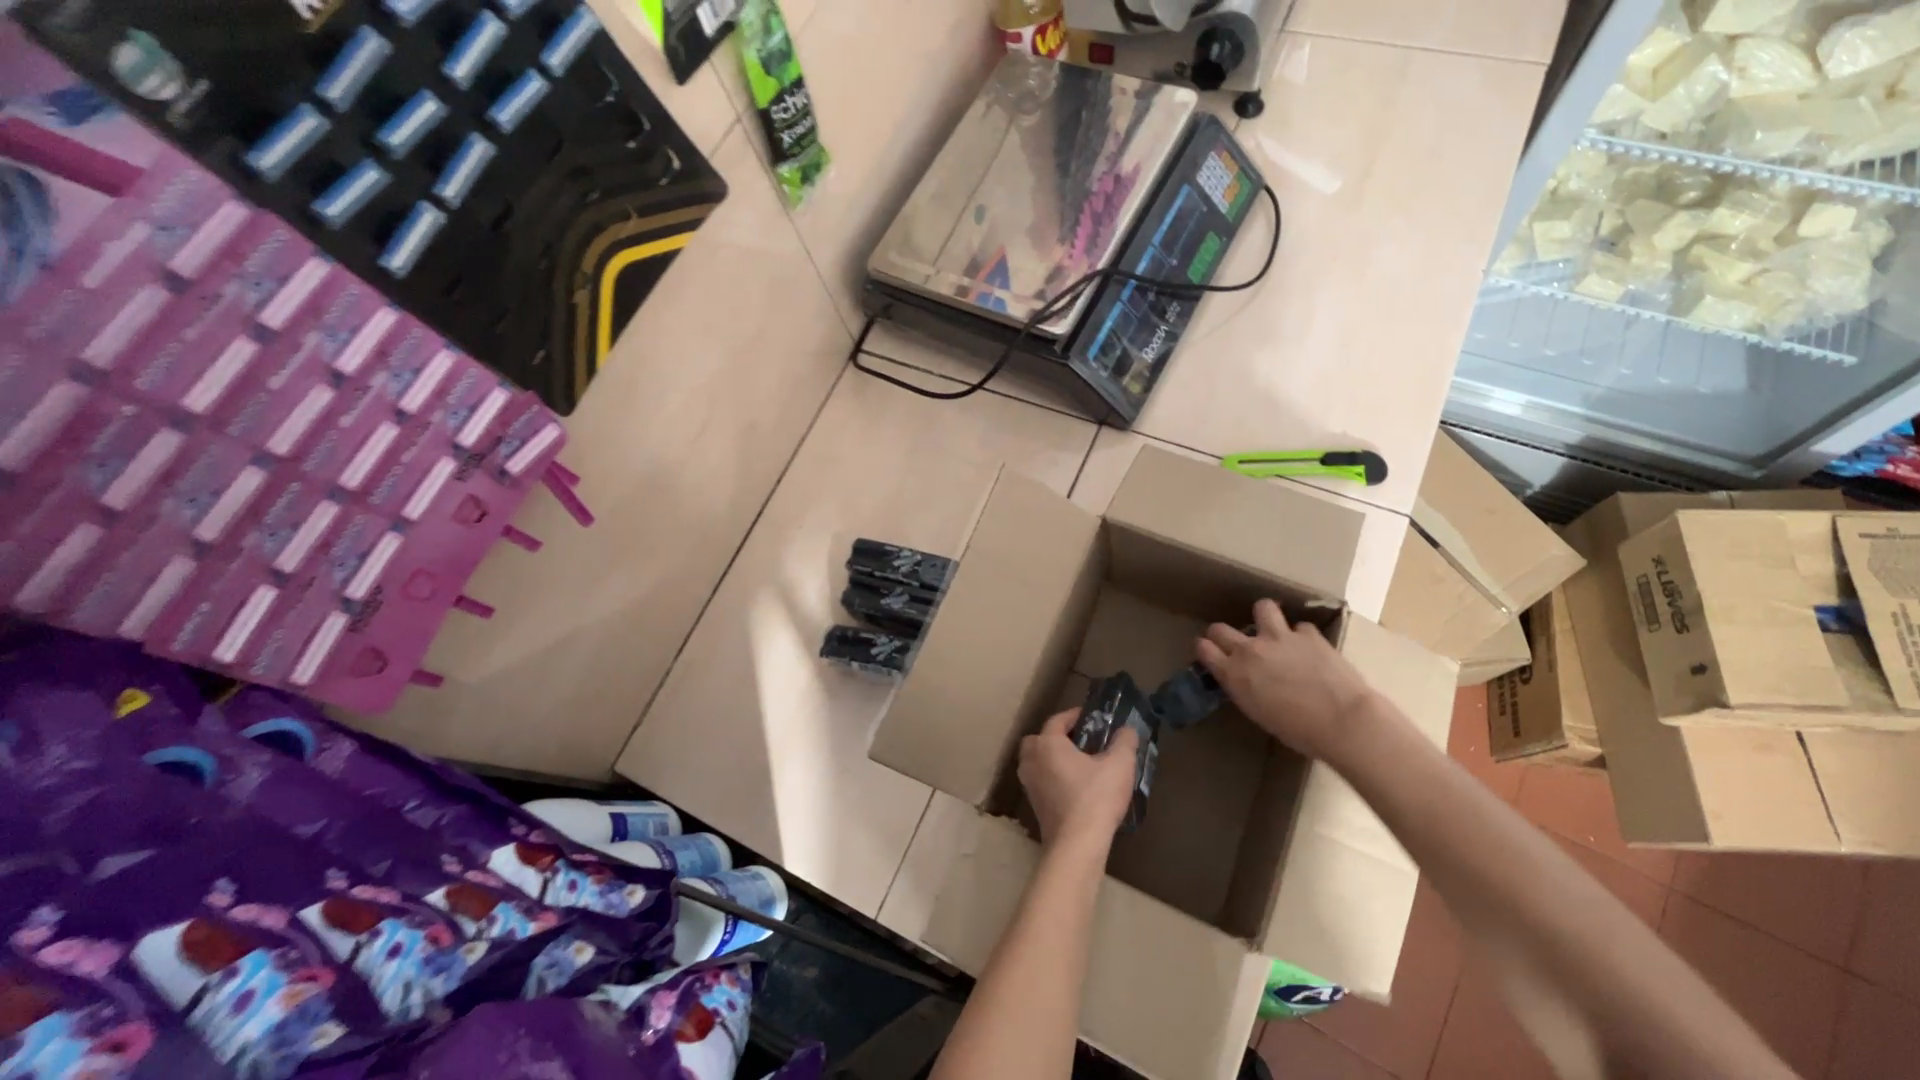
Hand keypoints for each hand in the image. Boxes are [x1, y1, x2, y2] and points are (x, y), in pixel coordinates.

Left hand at [1018, 709, 1138, 852]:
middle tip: (1080, 741)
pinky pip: (1041, 781)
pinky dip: (1052, 777)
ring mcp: (1029, 784)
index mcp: (1047, 744)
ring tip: (1078, 763)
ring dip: (1052, 758)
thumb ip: (1124, 741)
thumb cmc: (1096, 797)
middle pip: (1039, 739)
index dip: (1074, 716)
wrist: (1077, 844)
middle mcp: (1032, 760)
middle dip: (1056, 736)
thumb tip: (1127, 729)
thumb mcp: (1119, 765)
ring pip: (1036, 761)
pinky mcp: (1034, 805)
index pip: (1057, 720)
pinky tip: (1074, 786)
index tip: (1091, 717)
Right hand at [1196, 598, 1375, 761]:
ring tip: (1273, 629)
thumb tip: (1248, 680)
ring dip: (1264, 617)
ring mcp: (1279, 637)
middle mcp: (1250, 650)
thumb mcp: (1258, 712)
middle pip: (1220, 629)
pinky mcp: (1309, 634)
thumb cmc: (1298, 731)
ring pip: (1262, 607)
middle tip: (1235, 644)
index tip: (1210, 653)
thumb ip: (1245, 689)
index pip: (1204, 649)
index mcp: (1233, 674)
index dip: (1205, 649)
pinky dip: (1302, 637)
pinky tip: (1310, 649)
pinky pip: (1300, 627)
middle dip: (1222, 634)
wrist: (1341, 720)